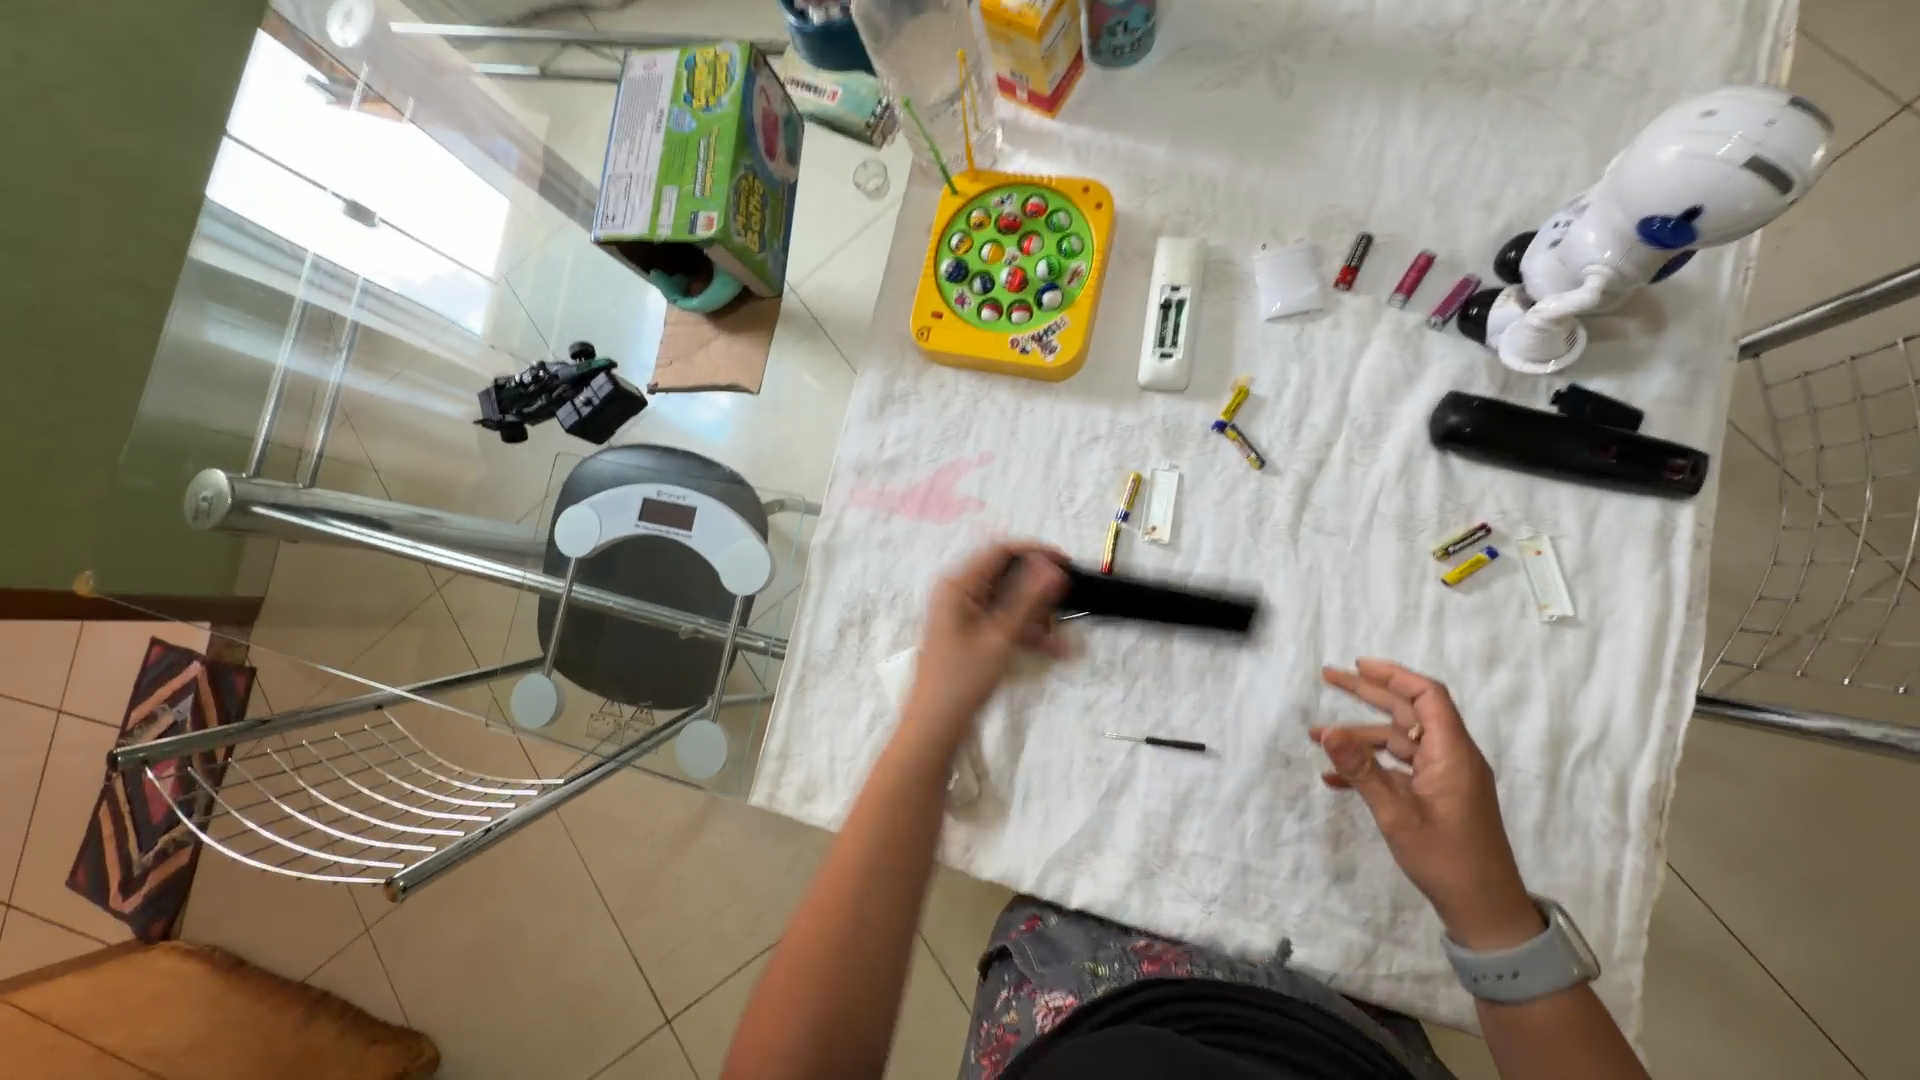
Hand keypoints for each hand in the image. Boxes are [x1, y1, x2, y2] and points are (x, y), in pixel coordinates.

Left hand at [902, 542, 1069, 751]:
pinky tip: (1054, 651)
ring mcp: (963, 614)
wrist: (935, 725)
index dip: (1035, 553)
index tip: (1066, 564)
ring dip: (1037, 617)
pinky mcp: (970, 634)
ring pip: (1008, 602)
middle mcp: (958, 593)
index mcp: (958, 585)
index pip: (1000, 551)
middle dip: (1039, 592)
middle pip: (1006, 577)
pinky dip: (1025, 633)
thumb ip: (1029, 599)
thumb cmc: (963, 679)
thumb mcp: (1001, 637)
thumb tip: (1053, 567)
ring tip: (1063, 638)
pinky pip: (1003, 622)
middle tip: (1067, 604)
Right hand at [1313, 659, 1542, 949]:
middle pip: (1409, 711)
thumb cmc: (1446, 859)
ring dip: (1360, 736)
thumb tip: (1326, 731)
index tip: (1357, 665)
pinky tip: (1335, 779)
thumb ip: (1361, 770)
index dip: (1393, 676)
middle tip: (1328, 677)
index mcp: (1452, 753)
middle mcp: (1452, 757)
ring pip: (1399, 740)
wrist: (1484, 910)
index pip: (1427, 696)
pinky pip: (1400, 768)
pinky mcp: (1437, 796)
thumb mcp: (1397, 814)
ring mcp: (1445, 777)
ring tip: (1316, 735)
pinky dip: (1370, 767)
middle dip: (1368, 693)